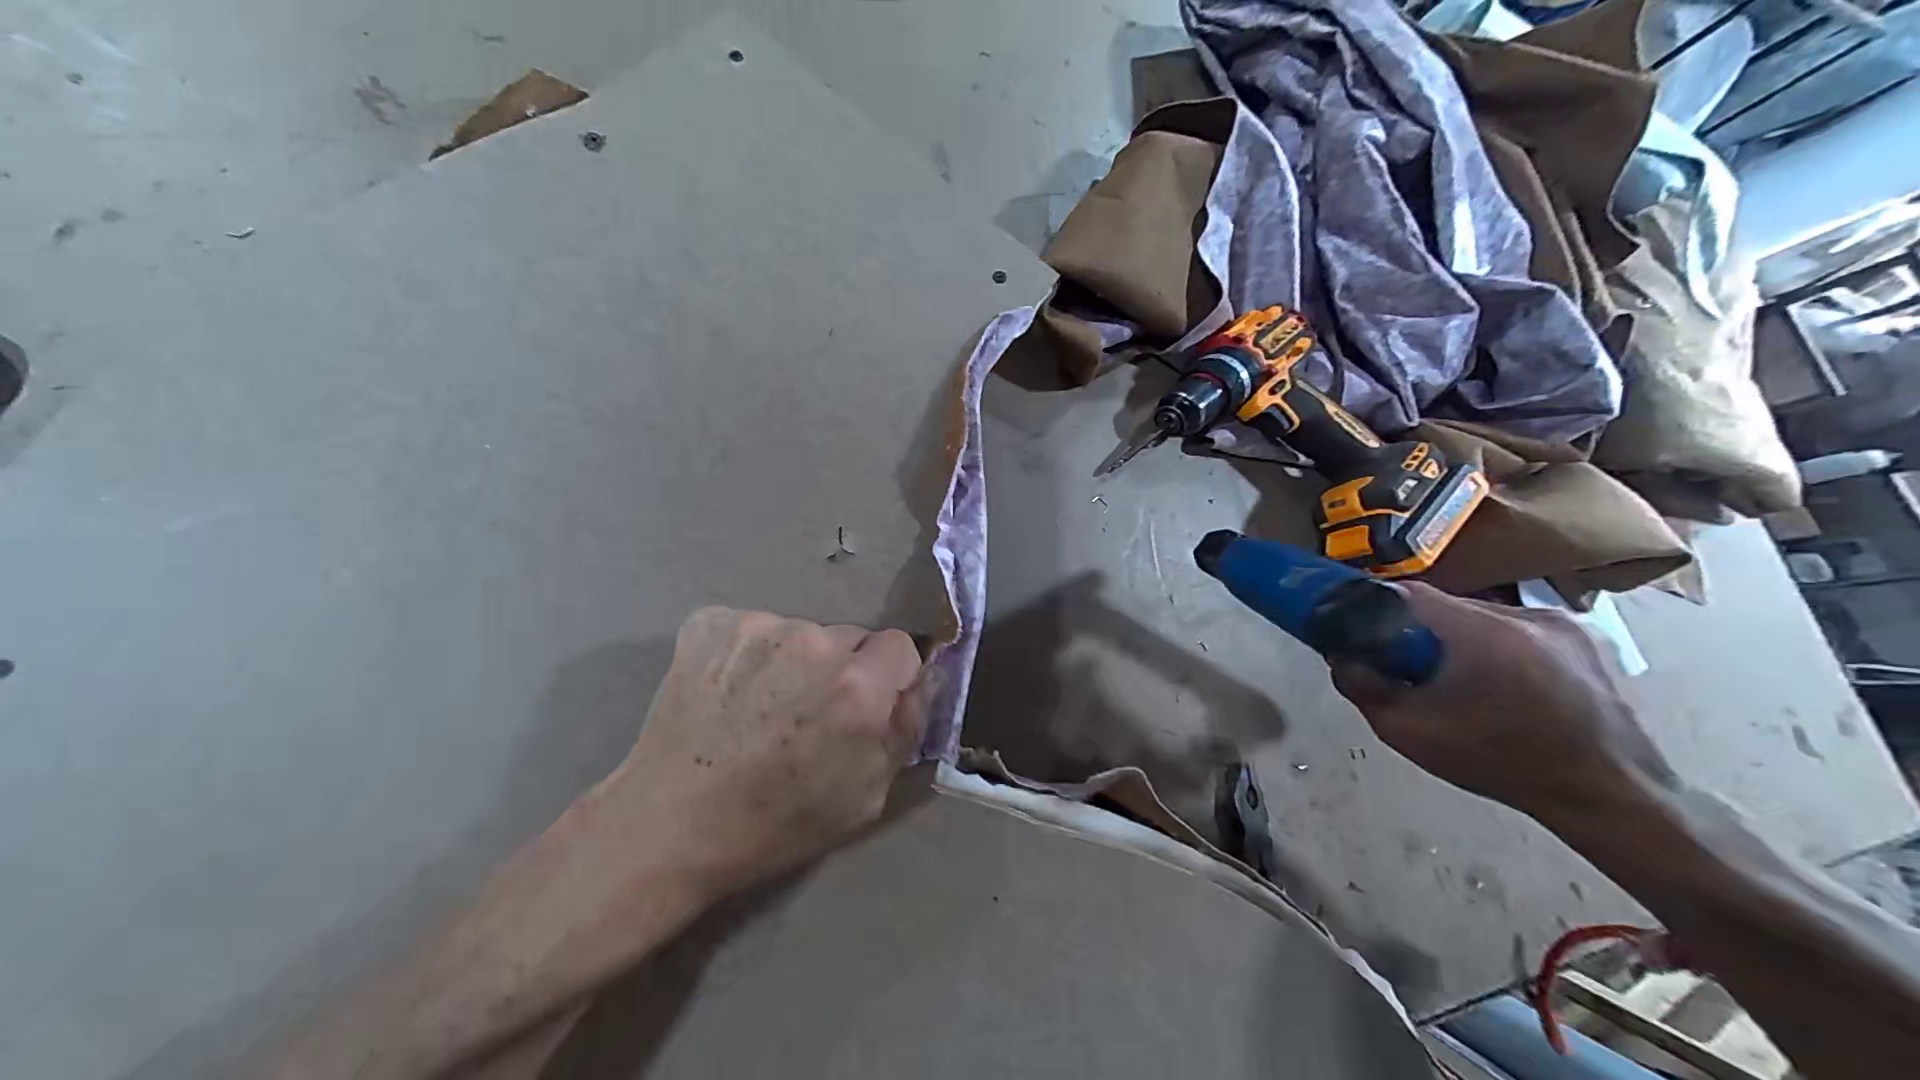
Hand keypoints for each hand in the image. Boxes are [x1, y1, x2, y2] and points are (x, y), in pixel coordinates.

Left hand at [588, 608, 931, 901]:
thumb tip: (926, 677)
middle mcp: (813, 642)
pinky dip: (750, 653)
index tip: (865, 706)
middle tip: (809, 713)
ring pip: (802, 631)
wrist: (668, 825)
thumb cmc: (777, 822)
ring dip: (796, 660)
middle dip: (843, 668)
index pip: (901, 644)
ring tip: (763, 707)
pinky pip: (755, 628)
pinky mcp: (711, 622)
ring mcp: (757, 626)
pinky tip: (729, 693)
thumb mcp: (867, 795)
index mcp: (857, 686)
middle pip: (850, 636)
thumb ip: (906, 727)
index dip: (888, 678)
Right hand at [1330, 584, 1675, 820]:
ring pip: (1480, 616)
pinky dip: (1494, 647)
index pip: (1405, 593)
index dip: (1374, 608)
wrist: (1610, 795)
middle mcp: (1520, 614)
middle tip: (1405, 665)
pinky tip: (1500, 684)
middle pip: (1443, 605)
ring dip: (1456, 638)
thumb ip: (1363, 687)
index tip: (1360, 631)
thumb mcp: (1408, 732)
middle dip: (1416, 629)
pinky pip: (1515, 629)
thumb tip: (1342, 656)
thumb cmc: (1500, 763)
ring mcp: (1558, 622)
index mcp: (1478, 632)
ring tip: (1456, 681)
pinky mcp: (1582, 637)